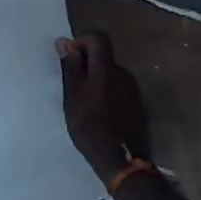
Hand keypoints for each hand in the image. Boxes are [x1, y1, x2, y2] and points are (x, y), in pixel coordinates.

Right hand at [58, 31, 151, 182]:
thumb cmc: (91, 130)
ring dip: (95, 79)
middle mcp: (123, 73)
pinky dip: (105, 91)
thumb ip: (70, 69)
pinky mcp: (136, 102)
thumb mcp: (72, 100)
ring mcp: (132, 88)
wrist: (124, 162)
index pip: (98, 37)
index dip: (82, 41)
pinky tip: (98, 113)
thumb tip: (64, 42)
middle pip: (103, 55)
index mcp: (106, 70)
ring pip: (109, 72)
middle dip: (86, 63)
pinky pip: (117, 86)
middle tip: (71, 85)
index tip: (69, 59)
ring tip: (83, 103)